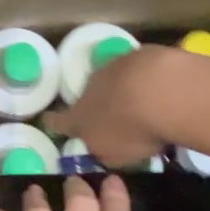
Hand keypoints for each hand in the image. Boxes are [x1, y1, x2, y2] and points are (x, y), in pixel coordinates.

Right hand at [43, 46, 180, 168]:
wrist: (160, 89)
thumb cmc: (134, 130)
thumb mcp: (118, 156)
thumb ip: (105, 153)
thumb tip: (100, 148)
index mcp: (81, 117)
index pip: (60, 122)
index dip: (55, 122)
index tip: (49, 119)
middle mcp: (89, 88)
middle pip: (88, 98)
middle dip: (98, 105)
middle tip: (115, 117)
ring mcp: (110, 67)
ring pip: (110, 81)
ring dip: (120, 90)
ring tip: (142, 102)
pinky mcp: (134, 54)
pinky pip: (133, 69)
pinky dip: (141, 78)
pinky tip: (159, 87)